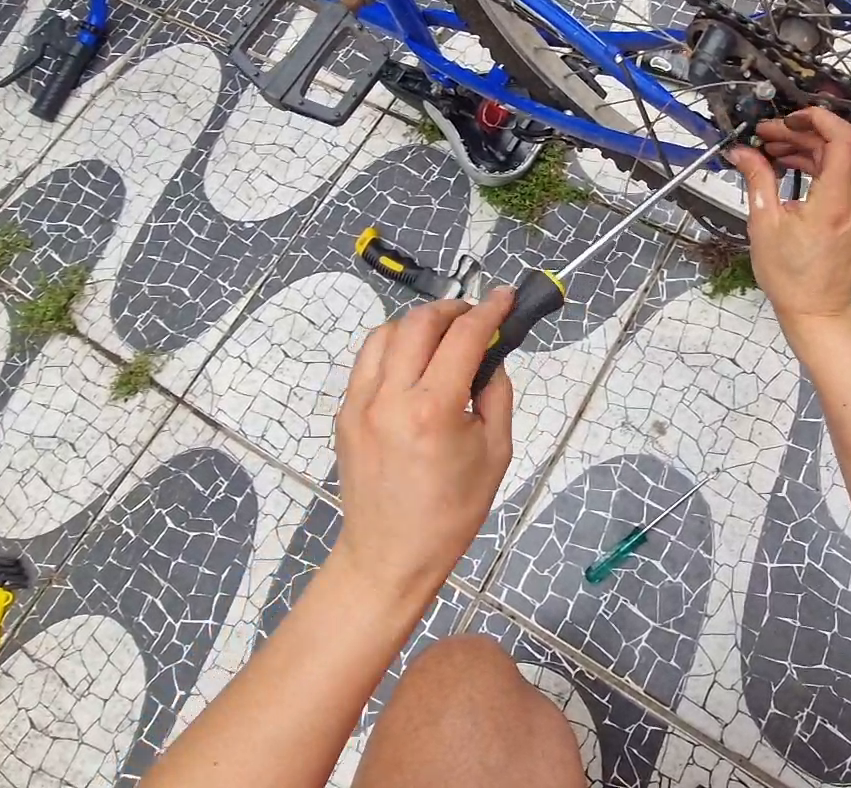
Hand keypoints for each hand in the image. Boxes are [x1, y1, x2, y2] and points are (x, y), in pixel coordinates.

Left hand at [331, 290, 516, 604]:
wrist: (390, 554)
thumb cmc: (452, 511)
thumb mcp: (496, 453)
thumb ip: (497, 395)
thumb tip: (491, 357)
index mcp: (434, 410)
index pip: (464, 338)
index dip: (490, 311)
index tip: (506, 296)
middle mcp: (390, 398)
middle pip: (419, 323)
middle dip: (452, 309)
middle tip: (475, 317)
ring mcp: (359, 404)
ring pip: (386, 334)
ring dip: (419, 325)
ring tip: (442, 338)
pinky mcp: (344, 413)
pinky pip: (368, 362)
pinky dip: (394, 349)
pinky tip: (413, 366)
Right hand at [727, 107, 850, 324]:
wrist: (816, 309)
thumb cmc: (789, 276)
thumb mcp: (764, 225)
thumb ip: (757, 180)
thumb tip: (742, 152)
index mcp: (834, 202)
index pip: (843, 139)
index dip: (818, 119)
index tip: (788, 118)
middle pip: (837, 146)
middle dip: (800, 134)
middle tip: (765, 137)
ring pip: (837, 160)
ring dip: (805, 150)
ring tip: (770, 152)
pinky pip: (837, 178)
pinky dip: (814, 167)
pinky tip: (787, 169)